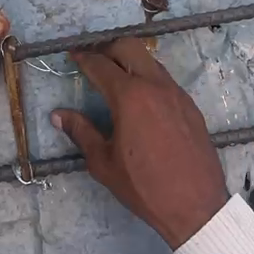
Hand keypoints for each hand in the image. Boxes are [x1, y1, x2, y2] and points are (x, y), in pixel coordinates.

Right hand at [52, 38, 228, 248]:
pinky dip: (147, 78)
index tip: (72, 56)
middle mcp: (155, 85)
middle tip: (93, 62)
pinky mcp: (190, 105)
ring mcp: (176, 93)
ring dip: (129, 61)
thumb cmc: (144, 186)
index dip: (82, 58)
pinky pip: (165, 79)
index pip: (100, 64)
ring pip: (149, 60)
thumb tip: (58, 115)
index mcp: (130, 97)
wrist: (196, 206)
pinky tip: (140, 100)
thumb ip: (81, 132)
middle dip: (107, 48)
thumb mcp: (103, 162)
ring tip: (114, 78)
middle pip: (128, 47)